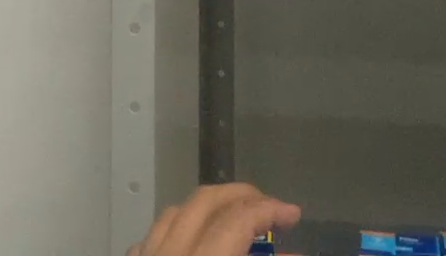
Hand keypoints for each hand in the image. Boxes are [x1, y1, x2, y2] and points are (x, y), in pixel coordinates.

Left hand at [129, 184, 301, 255]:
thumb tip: (293, 253)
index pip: (238, 220)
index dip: (270, 209)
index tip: (293, 214)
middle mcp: (170, 253)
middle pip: (205, 201)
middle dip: (242, 196)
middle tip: (270, 209)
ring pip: (175, 213)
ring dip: (209, 208)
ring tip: (235, 220)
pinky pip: (151, 238)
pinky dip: (177, 231)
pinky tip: (192, 243)